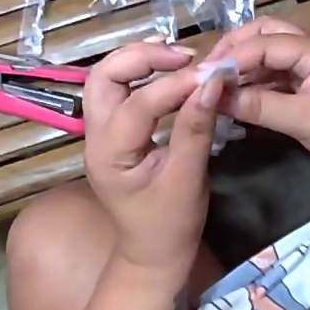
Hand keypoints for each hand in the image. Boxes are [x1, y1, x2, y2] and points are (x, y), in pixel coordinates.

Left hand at [81, 41, 225, 273]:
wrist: (153, 253)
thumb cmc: (171, 224)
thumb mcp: (188, 179)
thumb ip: (197, 129)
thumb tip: (213, 82)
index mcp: (109, 155)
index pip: (139, 104)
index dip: (176, 85)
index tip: (214, 74)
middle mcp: (95, 138)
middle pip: (103, 77)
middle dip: (142, 57)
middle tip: (185, 56)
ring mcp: (99, 134)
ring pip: (106, 79)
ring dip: (139, 61)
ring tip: (179, 58)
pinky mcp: (112, 133)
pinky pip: (118, 92)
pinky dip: (141, 74)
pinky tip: (169, 71)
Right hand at [205, 19, 309, 183]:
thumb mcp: (304, 120)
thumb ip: (258, 106)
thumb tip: (213, 96)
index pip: (262, 43)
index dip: (230, 57)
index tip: (200, 77)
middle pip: (265, 36)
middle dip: (235, 49)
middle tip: (206, 72)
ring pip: (270, 58)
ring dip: (244, 68)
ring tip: (214, 87)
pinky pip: (277, 81)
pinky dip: (255, 87)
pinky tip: (236, 103)